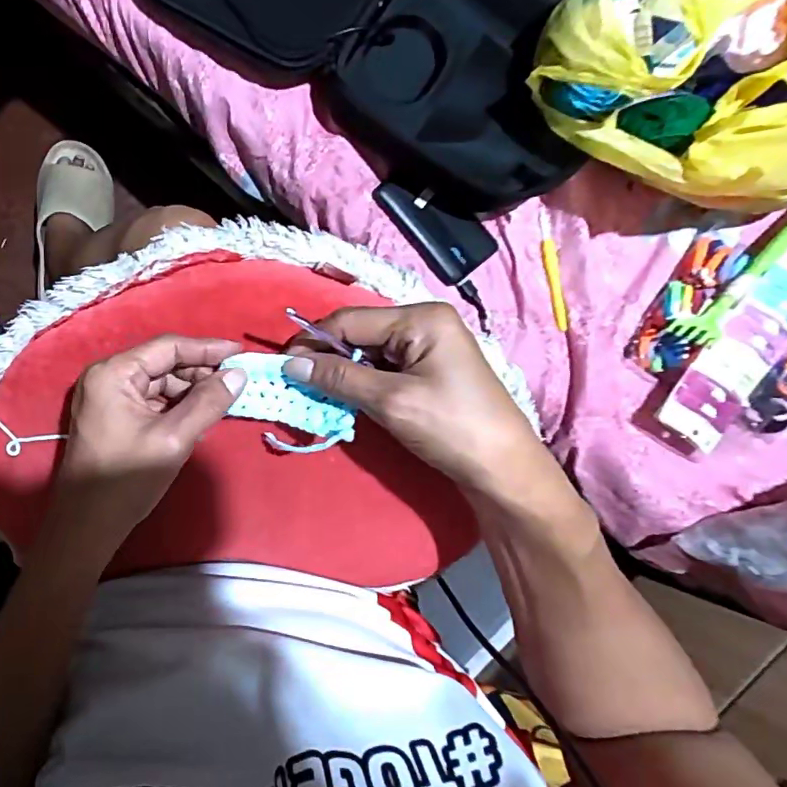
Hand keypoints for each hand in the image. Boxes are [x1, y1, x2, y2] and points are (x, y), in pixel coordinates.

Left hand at [53, 335, 244, 539]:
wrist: (88, 523)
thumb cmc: (128, 480)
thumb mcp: (174, 439)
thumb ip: (207, 403)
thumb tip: (238, 375)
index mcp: (114, 373)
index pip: (167, 347)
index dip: (207, 348)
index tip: (240, 352)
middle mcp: (106, 376)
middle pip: (162, 362)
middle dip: (199, 372)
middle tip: (235, 382)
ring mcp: (106, 396)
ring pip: (157, 382)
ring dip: (189, 390)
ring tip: (221, 401)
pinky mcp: (111, 415)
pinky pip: (149, 399)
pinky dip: (174, 405)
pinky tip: (198, 415)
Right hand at [286, 304, 563, 506]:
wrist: (503, 469)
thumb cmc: (451, 427)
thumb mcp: (390, 401)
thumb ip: (339, 378)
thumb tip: (292, 364)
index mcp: (421, 318)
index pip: (350, 320)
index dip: (313, 341)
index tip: (282, 365)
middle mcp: (424, 322)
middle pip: (358, 332)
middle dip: (326, 356)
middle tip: (296, 382)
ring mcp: (428, 346)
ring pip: (368, 351)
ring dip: (341, 370)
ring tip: (316, 392)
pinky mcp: (427, 369)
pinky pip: (383, 366)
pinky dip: (360, 381)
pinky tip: (345, 396)